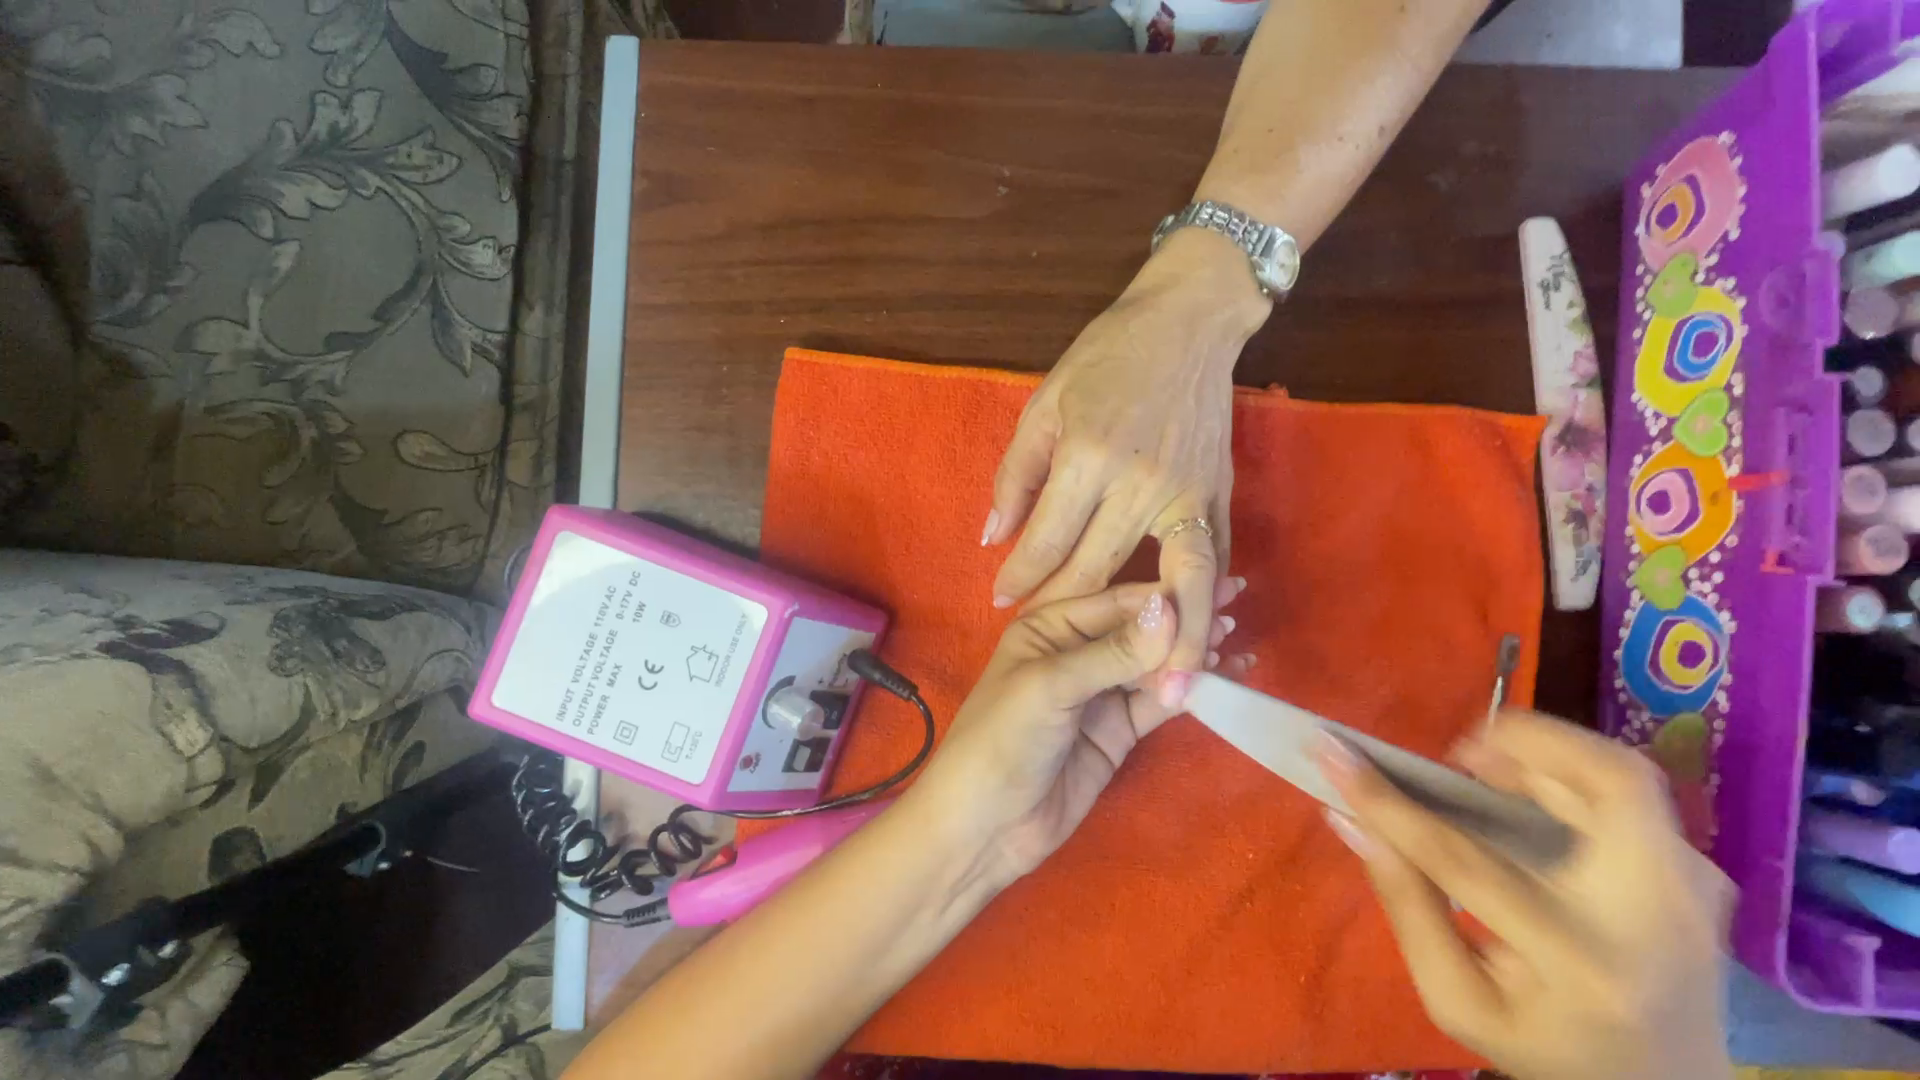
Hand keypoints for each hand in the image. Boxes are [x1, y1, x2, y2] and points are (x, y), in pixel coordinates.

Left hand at [910, 578, 1251, 890]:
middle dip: (1185, 618)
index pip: (1116, 601)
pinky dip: (1194, 690)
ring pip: (1156, 663)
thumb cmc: (1000, 742)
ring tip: (1240, 637)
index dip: (1164, 596)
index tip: (1213, 586)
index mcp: (1049, 625)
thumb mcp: (1051, 688)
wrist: (984, 828)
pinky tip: (1229, 676)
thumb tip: (1172, 606)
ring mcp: (1100, 691)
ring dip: (1195, 651)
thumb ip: (1113, 652)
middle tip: (1237, 600)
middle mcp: (1077, 650)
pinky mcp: (1119, 730)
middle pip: (1140, 628)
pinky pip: (1162, 701)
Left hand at [984, 231, 1268, 674]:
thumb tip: (994, 538)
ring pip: (1165, 585)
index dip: (1020, 578)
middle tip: (1049, 652)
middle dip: (1066, 614)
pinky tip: (1193, 638)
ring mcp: (1186, 496)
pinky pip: (1209, 563)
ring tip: (1154, 691)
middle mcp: (1137, 486)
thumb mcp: (1043, 406)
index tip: (1002, 602)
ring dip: (1158, 642)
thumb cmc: (1106, 359)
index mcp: (1085, 459)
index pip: (1045, 543)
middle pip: (1096, 573)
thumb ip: (1016, 475)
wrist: (1188, 324)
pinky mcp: (1219, 497)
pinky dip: (1200, 604)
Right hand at [1316, 711, 1734, 1079]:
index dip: (1390, 803)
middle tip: (1461, 753)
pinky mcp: (1701, 876)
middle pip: (1611, 782)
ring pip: (1623, 778)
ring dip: (1546, 756)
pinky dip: (1571, 780)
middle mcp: (1654, 916)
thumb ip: (1408, 906)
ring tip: (1483, 772)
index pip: (1467, 860)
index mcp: (1579, 964)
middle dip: (1530, 740)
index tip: (1330, 752)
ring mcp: (1693, 892)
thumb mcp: (1458, 999)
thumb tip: (1350, 819)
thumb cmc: (1548, 1049)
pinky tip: (1528, 800)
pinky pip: (1634, 800)